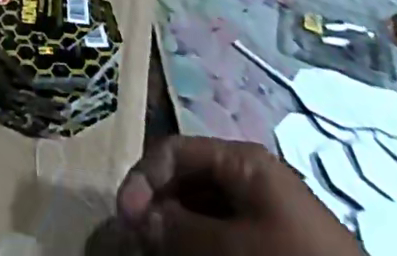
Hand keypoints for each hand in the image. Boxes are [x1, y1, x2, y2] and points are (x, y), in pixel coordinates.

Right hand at [116, 137, 362, 255]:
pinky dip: (199, 246)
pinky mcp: (272, 243)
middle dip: (157, 208)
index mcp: (242, 161)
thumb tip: (141, 219)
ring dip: (175, 231)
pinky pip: (223, 234)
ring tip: (159, 255)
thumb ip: (180, 229)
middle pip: (186, 179)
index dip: (142, 179)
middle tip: (138, 244)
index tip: (124, 219)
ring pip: (200, 210)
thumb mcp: (232, 248)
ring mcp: (263, 212)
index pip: (174, 150)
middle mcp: (249, 177)